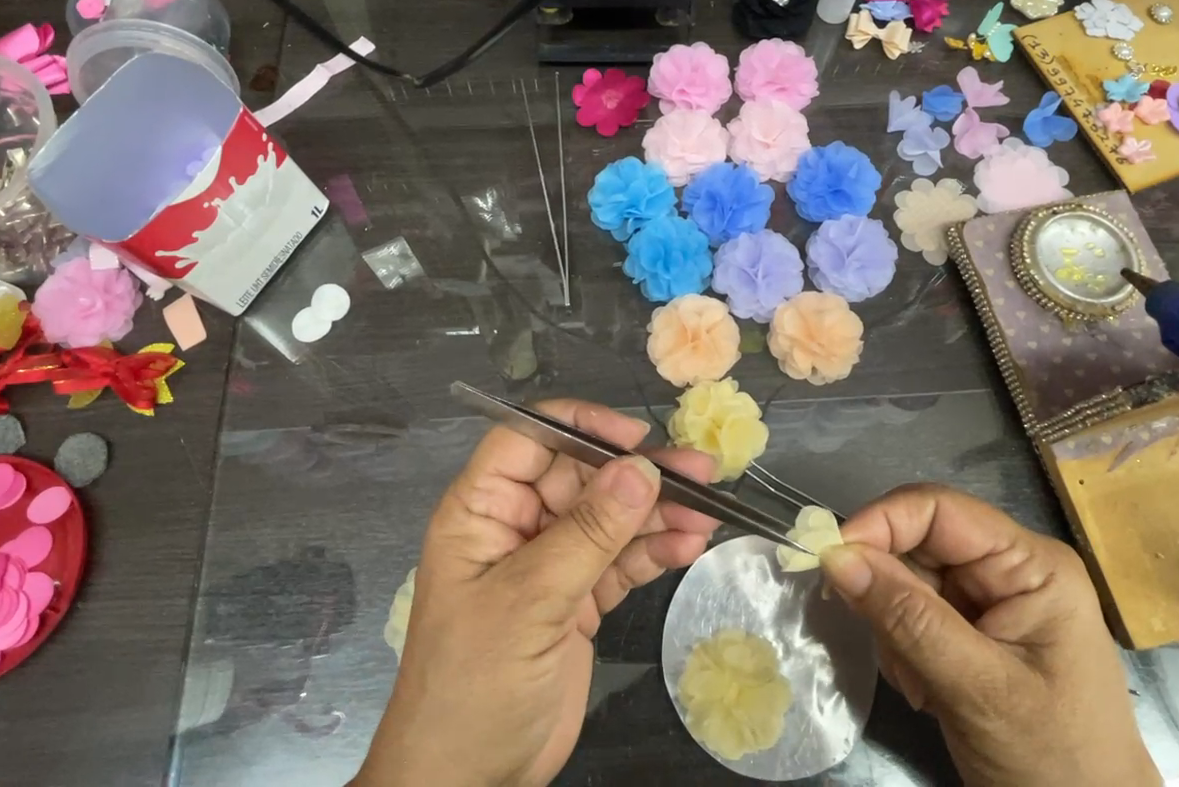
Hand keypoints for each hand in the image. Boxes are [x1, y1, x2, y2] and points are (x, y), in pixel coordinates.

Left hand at [354, 401, 718, 786]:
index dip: (580, 427)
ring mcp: (551, 563)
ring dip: (659, 512)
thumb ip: (588, 534)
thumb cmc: (474, 682)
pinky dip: (656, 551)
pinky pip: (622, 561)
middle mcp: (518, 525)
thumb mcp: (528, 602)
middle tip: (700, 472)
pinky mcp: (579, 599)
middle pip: (583, 476)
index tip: (634, 437)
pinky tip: (691, 545)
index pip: (528, 440)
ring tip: (710, 509)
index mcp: (483, 510)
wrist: (468, 779)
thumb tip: (640, 469)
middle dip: (638, 473)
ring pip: (611, 518)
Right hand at [820, 484, 1159, 786]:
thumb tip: (835, 556)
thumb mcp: (979, 690)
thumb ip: (908, 619)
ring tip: (918, 684)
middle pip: (917, 542)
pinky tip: (924, 688)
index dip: (881, 522)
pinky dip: (900, 645)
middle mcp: (1009, 567)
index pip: (938, 510)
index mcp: (1030, 564)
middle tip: (884, 645)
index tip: (832, 560)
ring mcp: (989, 597)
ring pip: (906, 577)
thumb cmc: (1054, 758)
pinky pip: (910, 610)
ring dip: (893, 627)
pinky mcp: (971, 627)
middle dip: (888, 590)